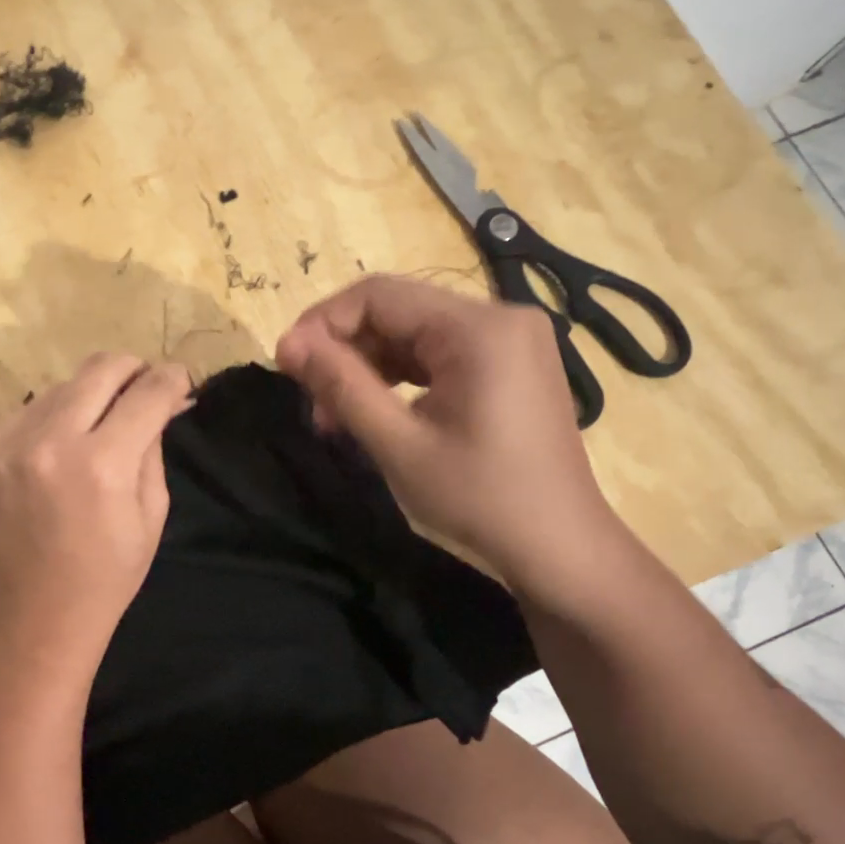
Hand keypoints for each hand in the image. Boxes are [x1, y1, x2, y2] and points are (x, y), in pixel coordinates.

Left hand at [0, 353, 192, 652]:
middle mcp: (50, 443)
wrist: (39, 614)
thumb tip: (164, 398)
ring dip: (88, 396)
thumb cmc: (109, 573)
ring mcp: (8, 446)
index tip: (179, 382)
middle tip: (143, 389)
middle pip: (99, 369)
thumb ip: (154, 446)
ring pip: (60, 387)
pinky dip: (50, 421)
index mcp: (103, 464)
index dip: (171, 379)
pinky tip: (59, 451)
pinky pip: (26, 414)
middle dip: (131, 370)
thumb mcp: (151, 512)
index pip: (147, 392)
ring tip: (99, 427)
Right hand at [274, 276, 621, 583]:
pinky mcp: (511, 366)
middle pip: (398, 312)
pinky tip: (376, 413)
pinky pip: (439, 356)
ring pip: (415, 335)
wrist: (558, 548)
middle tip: (312, 404)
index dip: (322, 323)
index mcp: (479, 328)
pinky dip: (400, 379)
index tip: (286, 365)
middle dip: (345, 352)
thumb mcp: (398, 443)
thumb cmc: (478, 498)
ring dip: (368, 368)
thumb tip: (287, 344)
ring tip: (336, 418)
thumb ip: (341, 385)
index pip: (379, 295)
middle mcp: (501, 317)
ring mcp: (511, 341)